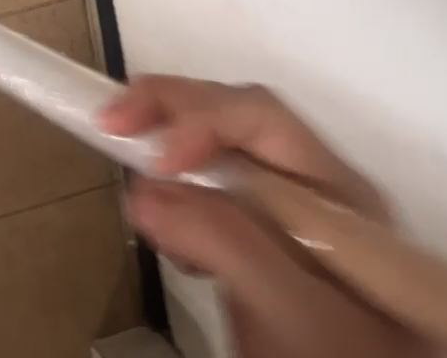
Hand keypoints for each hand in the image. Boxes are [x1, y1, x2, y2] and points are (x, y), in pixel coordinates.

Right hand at [99, 76, 423, 357]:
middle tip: (108, 124)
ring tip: (129, 173)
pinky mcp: (251, 239)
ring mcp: (280, 214)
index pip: (259, 117)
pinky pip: (200, 188)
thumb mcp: (292, 309)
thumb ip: (226, 245)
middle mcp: (309, 187)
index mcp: (336, 191)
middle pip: (231, 116)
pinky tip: (158, 223)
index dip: (198, 120)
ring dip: (162, 147)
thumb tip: (141, 193)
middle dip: (168, 112)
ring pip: (211, 146)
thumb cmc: (337, 357)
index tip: (152, 160)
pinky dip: (166, 190)